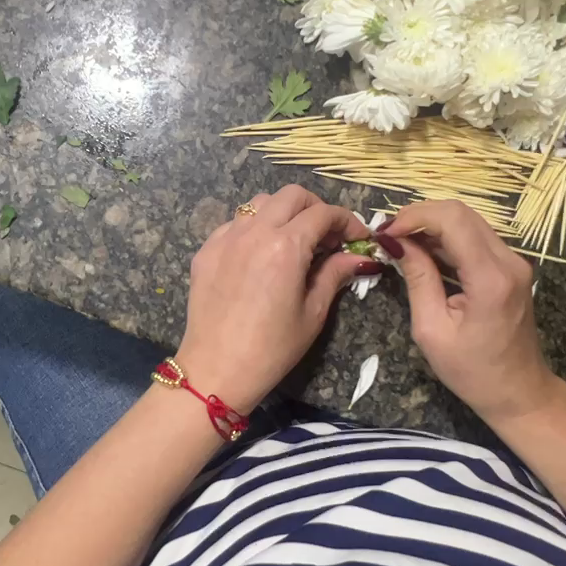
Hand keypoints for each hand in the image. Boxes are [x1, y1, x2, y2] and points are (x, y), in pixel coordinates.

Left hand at [176, 185, 377, 411]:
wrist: (216, 370)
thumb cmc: (272, 348)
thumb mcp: (313, 313)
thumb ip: (334, 274)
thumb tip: (358, 256)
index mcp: (285, 246)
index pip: (323, 214)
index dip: (346, 221)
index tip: (357, 237)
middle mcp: (254, 231)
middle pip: (291, 195)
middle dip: (315, 208)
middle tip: (327, 236)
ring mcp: (226, 237)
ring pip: (260, 203)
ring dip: (283, 213)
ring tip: (293, 241)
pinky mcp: (206, 249)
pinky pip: (235, 223)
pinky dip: (255, 228)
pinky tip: (261, 254)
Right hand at [380, 200, 559, 423]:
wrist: (519, 392)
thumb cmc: (472, 372)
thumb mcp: (432, 330)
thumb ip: (418, 278)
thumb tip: (396, 243)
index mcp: (490, 279)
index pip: (452, 221)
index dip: (415, 218)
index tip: (386, 233)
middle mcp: (508, 261)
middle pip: (461, 213)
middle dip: (420, 216)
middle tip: (389, 235)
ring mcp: (514, 261)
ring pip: (469, 220)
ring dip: (432, 224)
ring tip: (400, 242)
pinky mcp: (511, 266)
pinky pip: (476, 236)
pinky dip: (447, 236)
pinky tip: (423, 250)